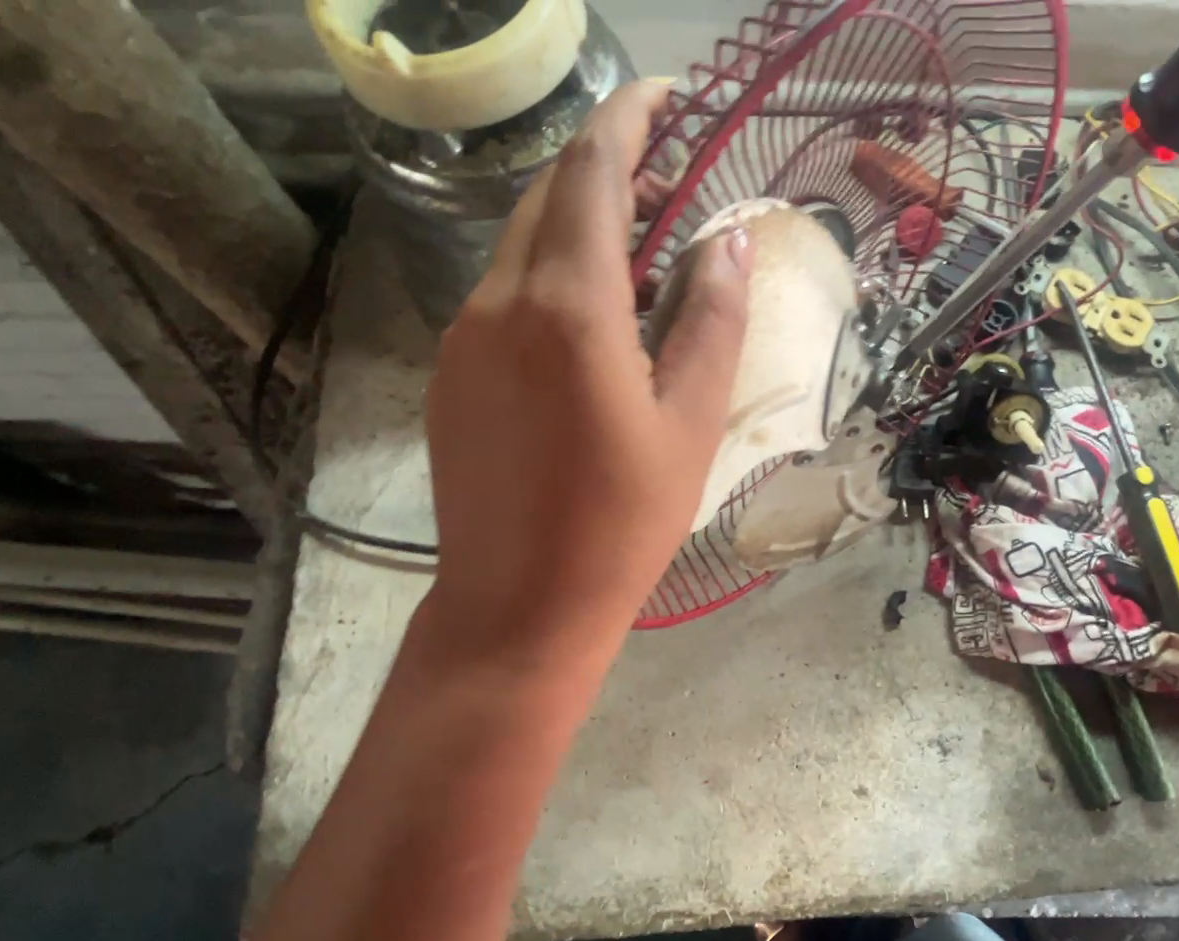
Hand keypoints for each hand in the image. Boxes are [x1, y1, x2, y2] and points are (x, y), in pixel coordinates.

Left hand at [423, 82, 753, 664]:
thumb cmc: (622, 524)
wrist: (518, 605)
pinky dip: (550, 277)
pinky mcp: (449, 373)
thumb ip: (710, 321)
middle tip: (670, 182)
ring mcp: (463, 337)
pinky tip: (589, 321)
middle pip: (548, 198)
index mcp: (568, 307)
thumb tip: (728, 239)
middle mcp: (500, 302)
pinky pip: (502, 295)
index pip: (592, 173)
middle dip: (607, 170)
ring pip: (520, 245)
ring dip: (578, 226)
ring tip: (640, 252)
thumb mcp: (690, 424)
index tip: (668, 97)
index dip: (630, 120)